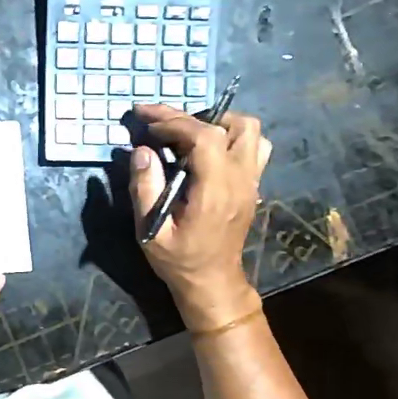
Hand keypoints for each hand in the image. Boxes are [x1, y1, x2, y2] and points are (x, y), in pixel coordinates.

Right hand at [127, 103, 271, 330]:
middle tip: (162, 124)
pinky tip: (206, 150)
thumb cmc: (178, 259)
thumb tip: (141, 151)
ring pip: (251, 131)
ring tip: (187, 134)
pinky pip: (255, 147)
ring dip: (219, 124)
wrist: (211, 281)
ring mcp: (251, 181)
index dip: (175, 121)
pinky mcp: (252, 184)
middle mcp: (240, 179)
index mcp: (215, 190)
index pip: (206, 136)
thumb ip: (145, 188)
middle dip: (193, 117)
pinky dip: (231, 138)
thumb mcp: (150, 230)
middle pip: (234, 125)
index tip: (147, 121)